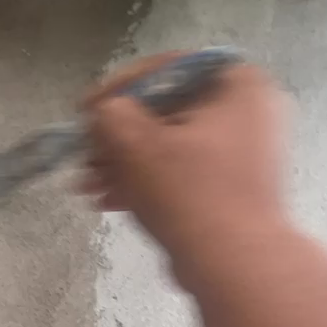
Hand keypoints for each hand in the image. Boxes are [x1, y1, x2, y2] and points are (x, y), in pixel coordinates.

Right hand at [78, 53, 292, 258]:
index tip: (83, 112)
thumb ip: (111, 118)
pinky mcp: (226, 185)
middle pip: (164, 112)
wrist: (231, 257)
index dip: (119, 88)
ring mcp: (239, 150)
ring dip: (119, 165)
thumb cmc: (188, 193)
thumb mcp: (138, 147)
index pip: (169, 69)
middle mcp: (245, 110)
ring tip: (86, 189)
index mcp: (237, 86)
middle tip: (81, 159)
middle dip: (113, 138)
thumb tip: (100, 113)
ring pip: (165, 146)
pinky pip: (176, 173)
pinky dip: (140, 183)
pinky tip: (108, 202)